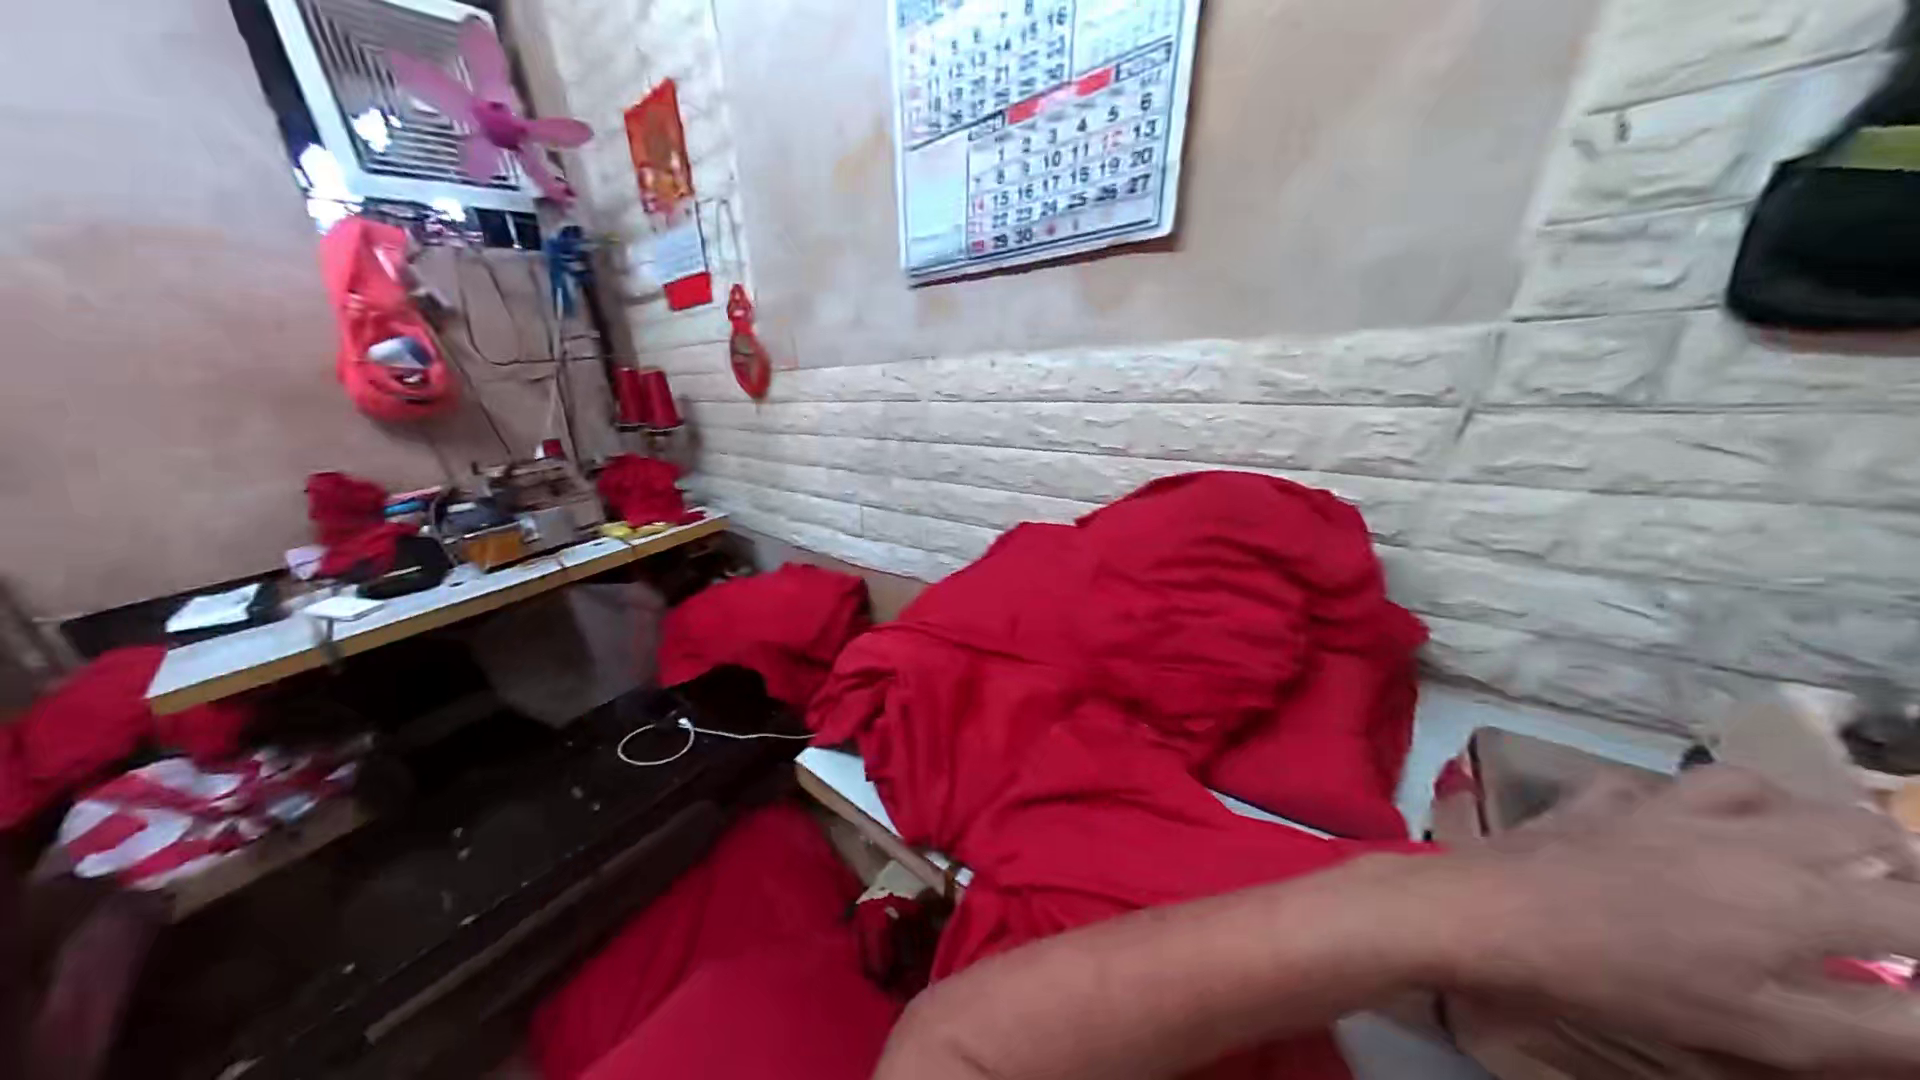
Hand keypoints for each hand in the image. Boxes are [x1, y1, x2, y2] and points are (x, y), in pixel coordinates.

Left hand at [1443, 767, 1919, 1072]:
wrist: (1493, 913)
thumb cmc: (1625, 980)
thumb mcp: (1768, 1030)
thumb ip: (1880, 1029)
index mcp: (1798, 898)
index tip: (1918, 951)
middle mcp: (1735, 836)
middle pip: (1849, 825)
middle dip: (1896, 857)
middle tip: (1897, 893)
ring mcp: (1652, 807)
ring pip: (1744, 782)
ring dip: (1787, 807)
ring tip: (1800, 840)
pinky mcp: (1589, 800)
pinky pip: (1642, 784)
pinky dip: (1670, 798)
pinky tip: (1666, 819)